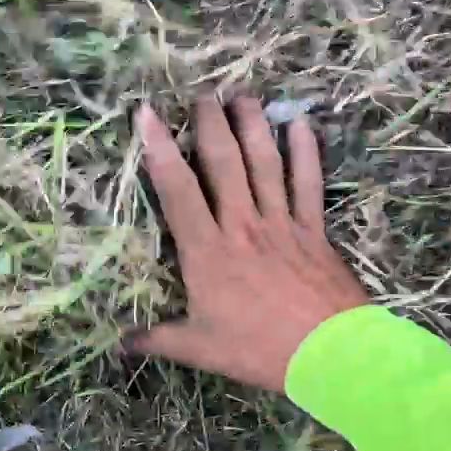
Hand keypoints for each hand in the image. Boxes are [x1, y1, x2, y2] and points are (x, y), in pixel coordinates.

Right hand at [127, 94, 370, 392]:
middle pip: (224, 163)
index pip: (177, 190)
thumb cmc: (257, 350)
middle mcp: (242, 226)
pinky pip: (308, 184)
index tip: (147, 115)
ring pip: (265, 164)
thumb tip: (119, 346)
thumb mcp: (198, 349)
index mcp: (206, 251)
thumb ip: (156, 340)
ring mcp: (281, 224)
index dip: (161, 150)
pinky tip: (301, 125)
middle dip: (209, 124)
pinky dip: (306, 153)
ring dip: (253, 126)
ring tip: (242, 95)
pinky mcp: (313, 232)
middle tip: (200, 94)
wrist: (332, 356)